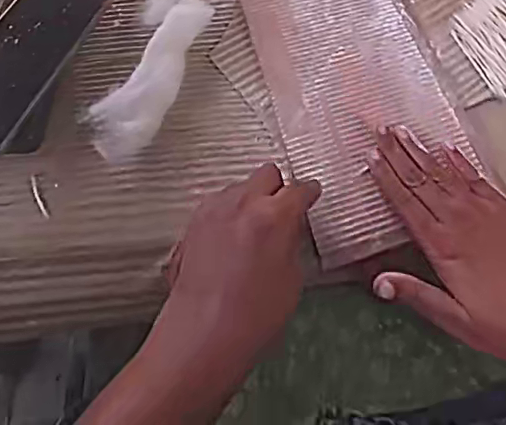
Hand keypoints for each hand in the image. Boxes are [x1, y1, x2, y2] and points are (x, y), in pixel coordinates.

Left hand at [158, 164, 319, 365]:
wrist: (202, 332)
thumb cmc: (253, 317)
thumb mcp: (292, 280)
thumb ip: (291, 241)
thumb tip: (288, 229)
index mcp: (274, 216)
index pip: (299, 189)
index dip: (308, 193)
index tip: (310, 195)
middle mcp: (243, 201)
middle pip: (267, 173)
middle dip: (278, 187)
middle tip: (281, 210)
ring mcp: (215, 207)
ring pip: (241, 187)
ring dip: (251, 200)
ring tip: (253, 231)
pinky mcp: (195, 218)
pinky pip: (220, 203)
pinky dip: (230, 213)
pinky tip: (231, 240)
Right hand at [368, 129, 505, 424]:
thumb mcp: (462, 323)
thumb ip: (419, 296)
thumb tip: (378, 281)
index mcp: (443, 245)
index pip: (406, 203)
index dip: (386, 178)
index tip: (369, 156)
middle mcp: (459, 219)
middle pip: (421, 179)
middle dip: (397, 153)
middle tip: (379, 128)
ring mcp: (484, 210)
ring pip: (443, 172)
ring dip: (420, 150)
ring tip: (402, 130)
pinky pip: (474, 177)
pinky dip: (457, 160)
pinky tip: (446, 147)